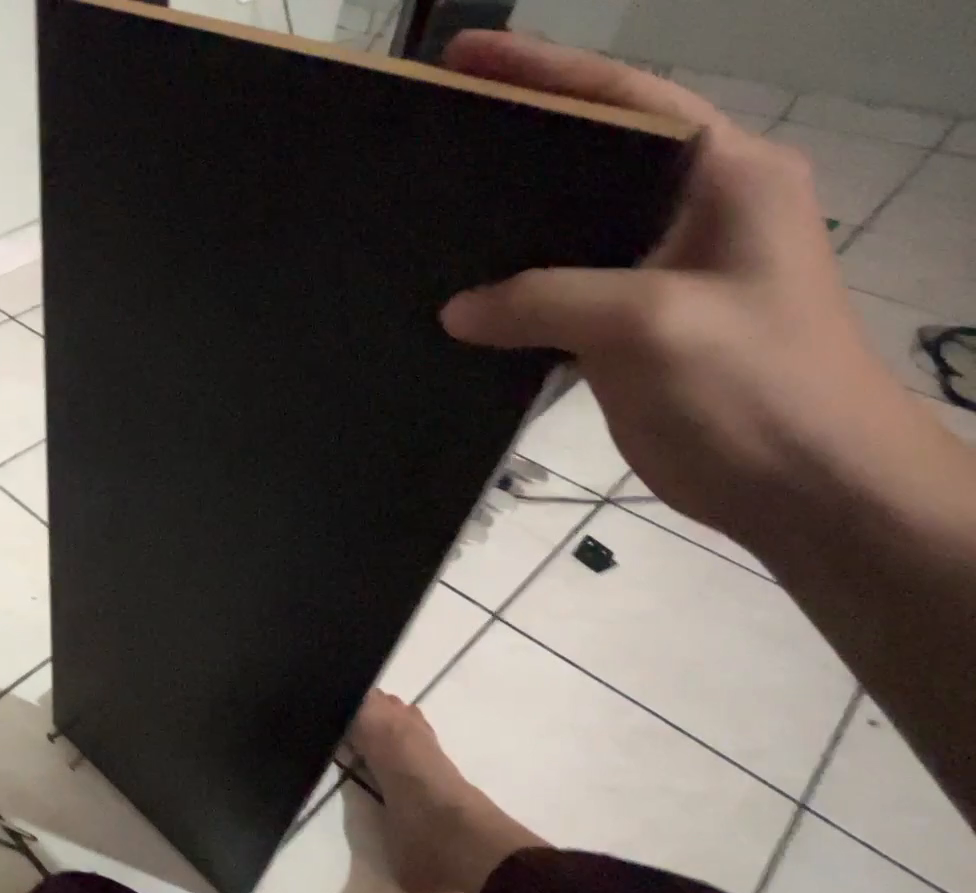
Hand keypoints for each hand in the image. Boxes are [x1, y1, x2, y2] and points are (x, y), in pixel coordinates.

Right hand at [435, 31, 922, 544]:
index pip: (624, 100)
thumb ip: (544, 301)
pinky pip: (560, 295)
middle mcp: (696, 212)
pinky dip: (512, 296)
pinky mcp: (635, 330)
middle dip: (515, 142)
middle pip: (590, 159)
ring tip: (434, 215)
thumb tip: (456, 309)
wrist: (807, 486)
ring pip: (569, 233)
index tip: (465, 57)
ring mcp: (664, 274)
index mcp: (725, 178)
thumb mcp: (648, 324)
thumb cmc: (754, 387)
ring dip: (507, 227)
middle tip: (436, 133)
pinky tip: (462, 301)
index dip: (544, 72)